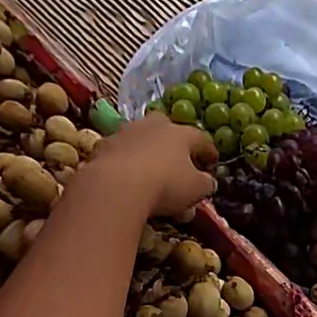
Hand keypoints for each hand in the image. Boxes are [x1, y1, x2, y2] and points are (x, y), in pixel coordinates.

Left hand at [84, 114, 216, 217]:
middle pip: (168, 129)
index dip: (209, 152)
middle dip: (175, 144)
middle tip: (179, 160)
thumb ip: (205, 184)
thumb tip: (208, 181)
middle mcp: (154, 126)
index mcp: (181, 133)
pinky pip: (122, 153)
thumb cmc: (165, 185)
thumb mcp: (195, 189)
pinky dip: (128, 162)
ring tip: (151, 170)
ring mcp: (126, 133)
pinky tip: (128, 177)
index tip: (212, 163)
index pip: (201, 139)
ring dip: (149, 151)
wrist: (116, 186)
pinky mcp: (105, 146)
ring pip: (142, 138)